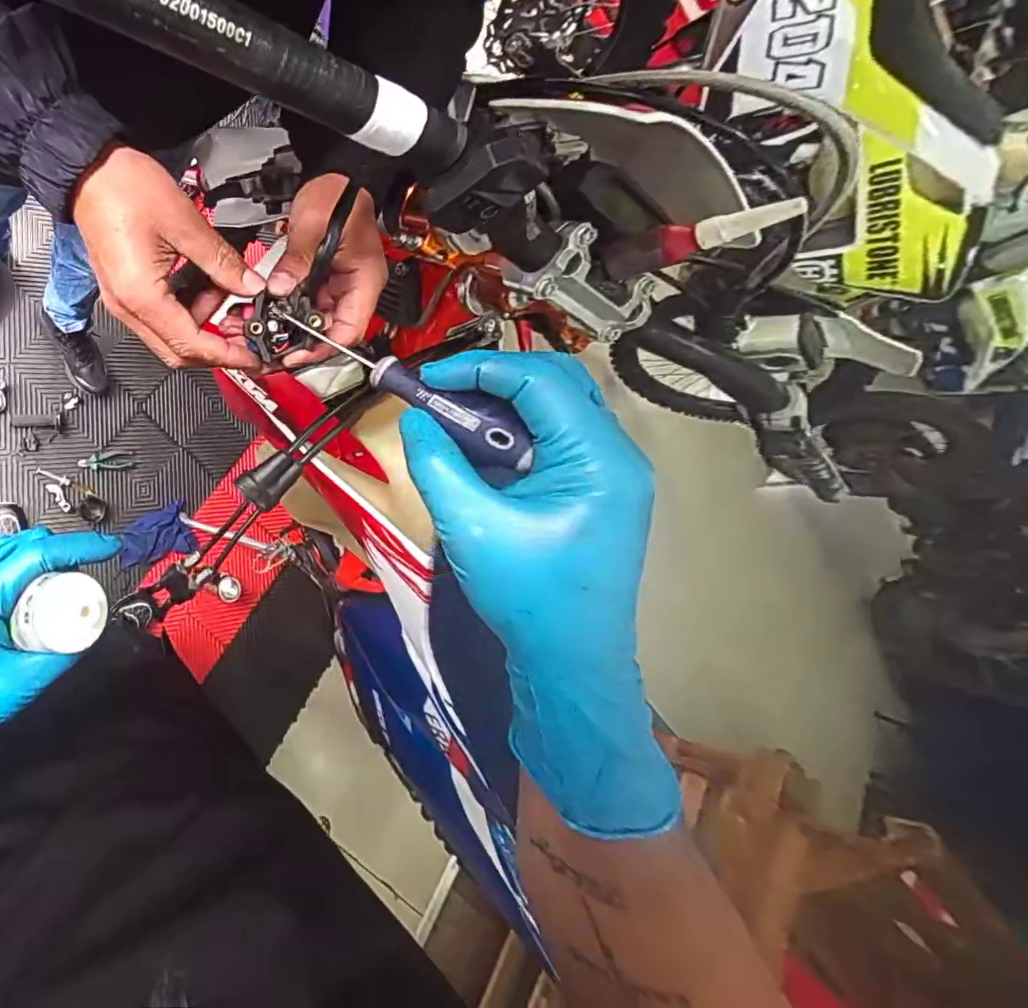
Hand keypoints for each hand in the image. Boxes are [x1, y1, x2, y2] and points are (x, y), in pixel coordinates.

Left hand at [0, 528, 120, 820]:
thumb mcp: (19, 681)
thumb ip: (62, 653)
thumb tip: (88, 631)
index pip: (37, 553)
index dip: (79, 546)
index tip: (107, 547)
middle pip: (31, 544)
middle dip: (69, 556)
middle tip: (89, 585)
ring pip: (21, 552)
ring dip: (52, 565)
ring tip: (68, 596)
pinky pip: (11, 569)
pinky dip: (36, 575)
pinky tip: (45, 599)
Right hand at [73, 144, 266, 369]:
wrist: (89, 171)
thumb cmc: (121, 187)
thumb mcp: (185, 223)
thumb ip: (221, 261)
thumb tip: (248, 284)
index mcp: (141, 296)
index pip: (191, 345)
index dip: (227, 355)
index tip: (252, 356)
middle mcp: (128, 308)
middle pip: (179, 352)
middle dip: (217, 345)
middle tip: (246, 328)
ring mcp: (124, 302)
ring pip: (171, 336)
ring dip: (203, 321)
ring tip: (223, 287)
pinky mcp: (125, 292)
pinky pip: (160, 317)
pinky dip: (187, 309)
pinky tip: (202, 283)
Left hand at [262, 174, 386, 366]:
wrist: (340, 174)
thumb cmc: (341, 192)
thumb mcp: (314, 224)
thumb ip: (296, 260)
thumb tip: (280, 289)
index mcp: (365, 281)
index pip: (347, 333)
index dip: (320, 350)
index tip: (293, 355)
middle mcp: (353, 289)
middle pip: (326, 334)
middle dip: (295, 344)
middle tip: (266, 350)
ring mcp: (337, 287)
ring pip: (311, 324)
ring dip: (285, 330)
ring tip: (257, 334)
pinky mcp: (321, 282)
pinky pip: (302, 307)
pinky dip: (283, 313)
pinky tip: (263, 316)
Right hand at [399, 351, 678, 838]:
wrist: (568, 659)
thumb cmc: (528, 596)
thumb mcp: (470, 524)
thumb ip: (436, 465)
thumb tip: (415, 421)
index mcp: (597, 459)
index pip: (539, 380)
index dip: (477, 368)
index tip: (427, 378)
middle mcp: (613, 456)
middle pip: (553, 384)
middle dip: (489, 380)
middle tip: (437, 393)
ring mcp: (605, 474)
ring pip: (551, 411)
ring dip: (497, 408)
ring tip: (448, 421)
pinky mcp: (589, 490)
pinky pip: (548, 441)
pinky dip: (507, 435)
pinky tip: (473, 452)